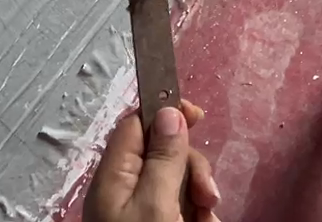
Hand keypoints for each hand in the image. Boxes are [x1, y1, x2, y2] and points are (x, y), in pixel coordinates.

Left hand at [85, 100, 221, 221]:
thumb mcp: (156, 203)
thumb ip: (163, 157)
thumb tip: (168, 109)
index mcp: (113, 177)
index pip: (136, 123)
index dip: (166, 111)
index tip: (198, 115)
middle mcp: (123, 190)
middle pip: (163, 151)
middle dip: (192, 166)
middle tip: (207, 194)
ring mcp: (137, 211)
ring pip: (176, 179)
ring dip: (198, 191)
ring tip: (208, 214)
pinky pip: (179, 204)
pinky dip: (196, 210)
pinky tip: (204, 221)